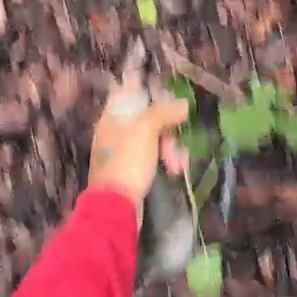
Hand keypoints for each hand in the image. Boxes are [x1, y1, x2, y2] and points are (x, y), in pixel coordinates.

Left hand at [88, 63, 188, 211]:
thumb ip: (164, 112)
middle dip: (168, 127)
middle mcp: (117, 130)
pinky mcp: (134, 169)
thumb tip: (184, 104)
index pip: (129, 91)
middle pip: (149, 116)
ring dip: (171, 147)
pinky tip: (175, 170)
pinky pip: (154, 155)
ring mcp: (125, 150)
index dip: (149, 89)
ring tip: (177, 163)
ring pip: (155, 137)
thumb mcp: (146, 130)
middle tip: (176, 139)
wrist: (115, 207)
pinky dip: (166, 159)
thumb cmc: (127, 162)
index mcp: (113, 116)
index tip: (169, 95)